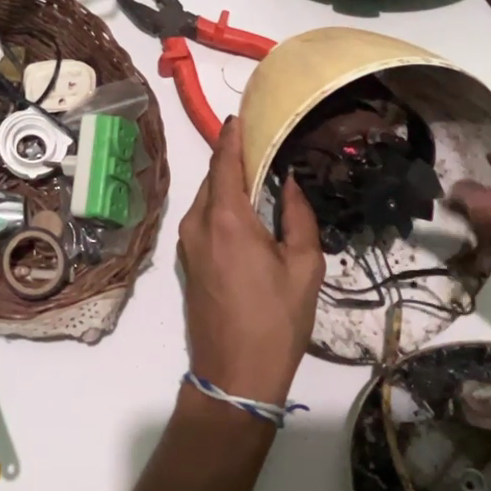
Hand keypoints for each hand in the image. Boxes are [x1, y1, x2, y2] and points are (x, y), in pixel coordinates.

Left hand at [175, 116, 324, 405]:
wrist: (234, 375)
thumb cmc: (276, 321)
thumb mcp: (304, 268)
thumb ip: (298, 217)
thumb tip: (291, 183)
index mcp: (226, 218)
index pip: (224, 162)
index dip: (231, 136)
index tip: (240, 116)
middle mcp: (197, 223)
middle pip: (213, 178)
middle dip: (232, 158)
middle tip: (260, 146)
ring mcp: (187, 243)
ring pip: (205, 199)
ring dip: (226, 184)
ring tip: (255, 176)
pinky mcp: (186, 261)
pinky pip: (202, 219)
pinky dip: (219, 206)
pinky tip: (242, 211)